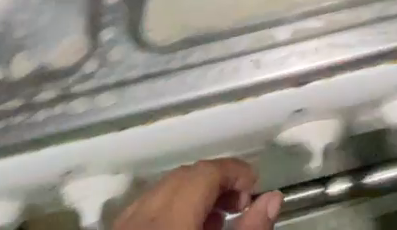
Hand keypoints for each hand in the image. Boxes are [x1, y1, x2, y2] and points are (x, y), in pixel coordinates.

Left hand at [112, 159, 283, 229]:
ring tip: (216, 220)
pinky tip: (183, 227)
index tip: (254, 187)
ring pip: (161, 191)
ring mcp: (123, 223)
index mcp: (171, 215)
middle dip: (215, 182)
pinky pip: (143, 209)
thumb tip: (273, 197)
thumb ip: (249, 228)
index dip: (234, 171)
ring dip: (192, 196)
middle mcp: (141, 212)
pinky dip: (168, 210)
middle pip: (182, 177)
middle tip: (240, 204)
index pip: (205, 172)